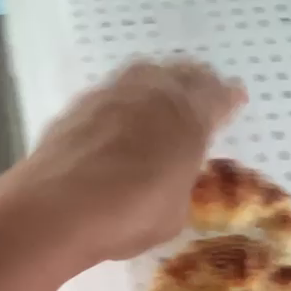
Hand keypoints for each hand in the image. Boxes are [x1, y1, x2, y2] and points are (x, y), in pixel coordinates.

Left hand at [8, 59, 244, 265]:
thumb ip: (179, 185)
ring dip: (157, 83)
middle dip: (195, 82)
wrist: (56, 208)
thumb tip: (170, 177)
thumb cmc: (128, 216)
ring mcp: (112, 94)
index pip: (219, 97)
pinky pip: (111, 94)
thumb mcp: (173, 213)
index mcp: (189, 117)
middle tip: (201, 92)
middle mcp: (154, 94)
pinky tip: (118, 120)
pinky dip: (122, 102)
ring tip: (160, 99)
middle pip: (182, 74)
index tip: (234, 98)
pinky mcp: (78, 105)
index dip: (228, 99)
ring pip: (144, 75)